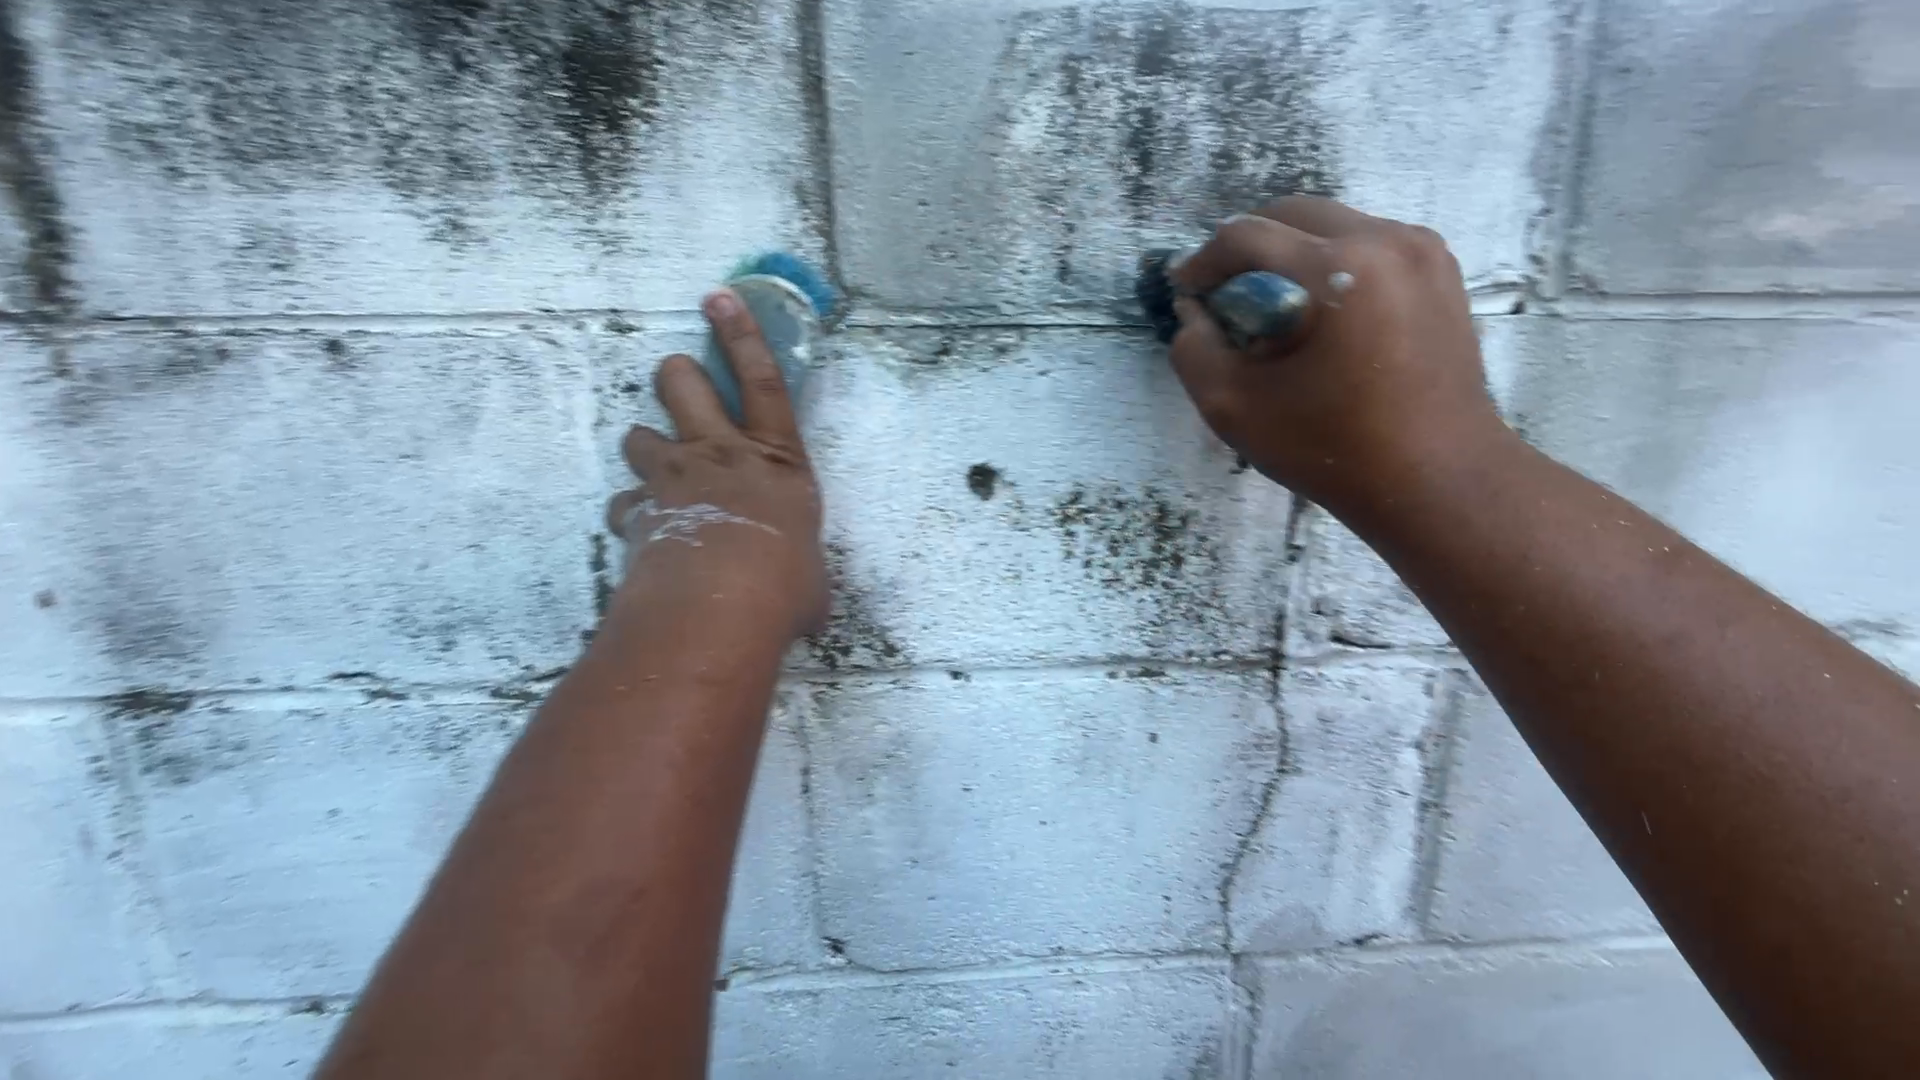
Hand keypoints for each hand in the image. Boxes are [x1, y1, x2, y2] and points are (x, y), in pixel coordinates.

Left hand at [605, 290, 828, 637]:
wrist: (722, 607)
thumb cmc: (786, 586)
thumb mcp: (809, 570)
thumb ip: (795, 560)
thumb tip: (797, 588)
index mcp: (777, 460)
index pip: (764, 382)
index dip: (742, 336)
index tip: (719, 297)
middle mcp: (722, 454)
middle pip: (683, 385)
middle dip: (675, 376)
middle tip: (676, 386)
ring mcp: (675, 479)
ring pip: (638, 436)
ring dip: (647, 449)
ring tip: (658, 474)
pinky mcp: (639, 513)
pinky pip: (625, 505)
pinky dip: (632, 516)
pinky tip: (643, 535)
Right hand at [1167, 196, 1506, 515]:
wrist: (1436, 480)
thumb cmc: (1331, 448)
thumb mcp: (1234, 407)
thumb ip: (1194, 350)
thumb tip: (1192, 313)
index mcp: (1339, 267)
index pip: (1247, 235)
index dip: (1203, 261)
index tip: (1185, 293)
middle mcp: (1388, 239)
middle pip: (1293, 214)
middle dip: (1246, 247)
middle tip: (1222, 293)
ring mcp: (1424, 252)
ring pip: (1333, 224)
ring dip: (1289, 253)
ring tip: (1269, 306)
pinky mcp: (1442, 273)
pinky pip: (1370, 245)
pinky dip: (1331, 265)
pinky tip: (1318, 315)